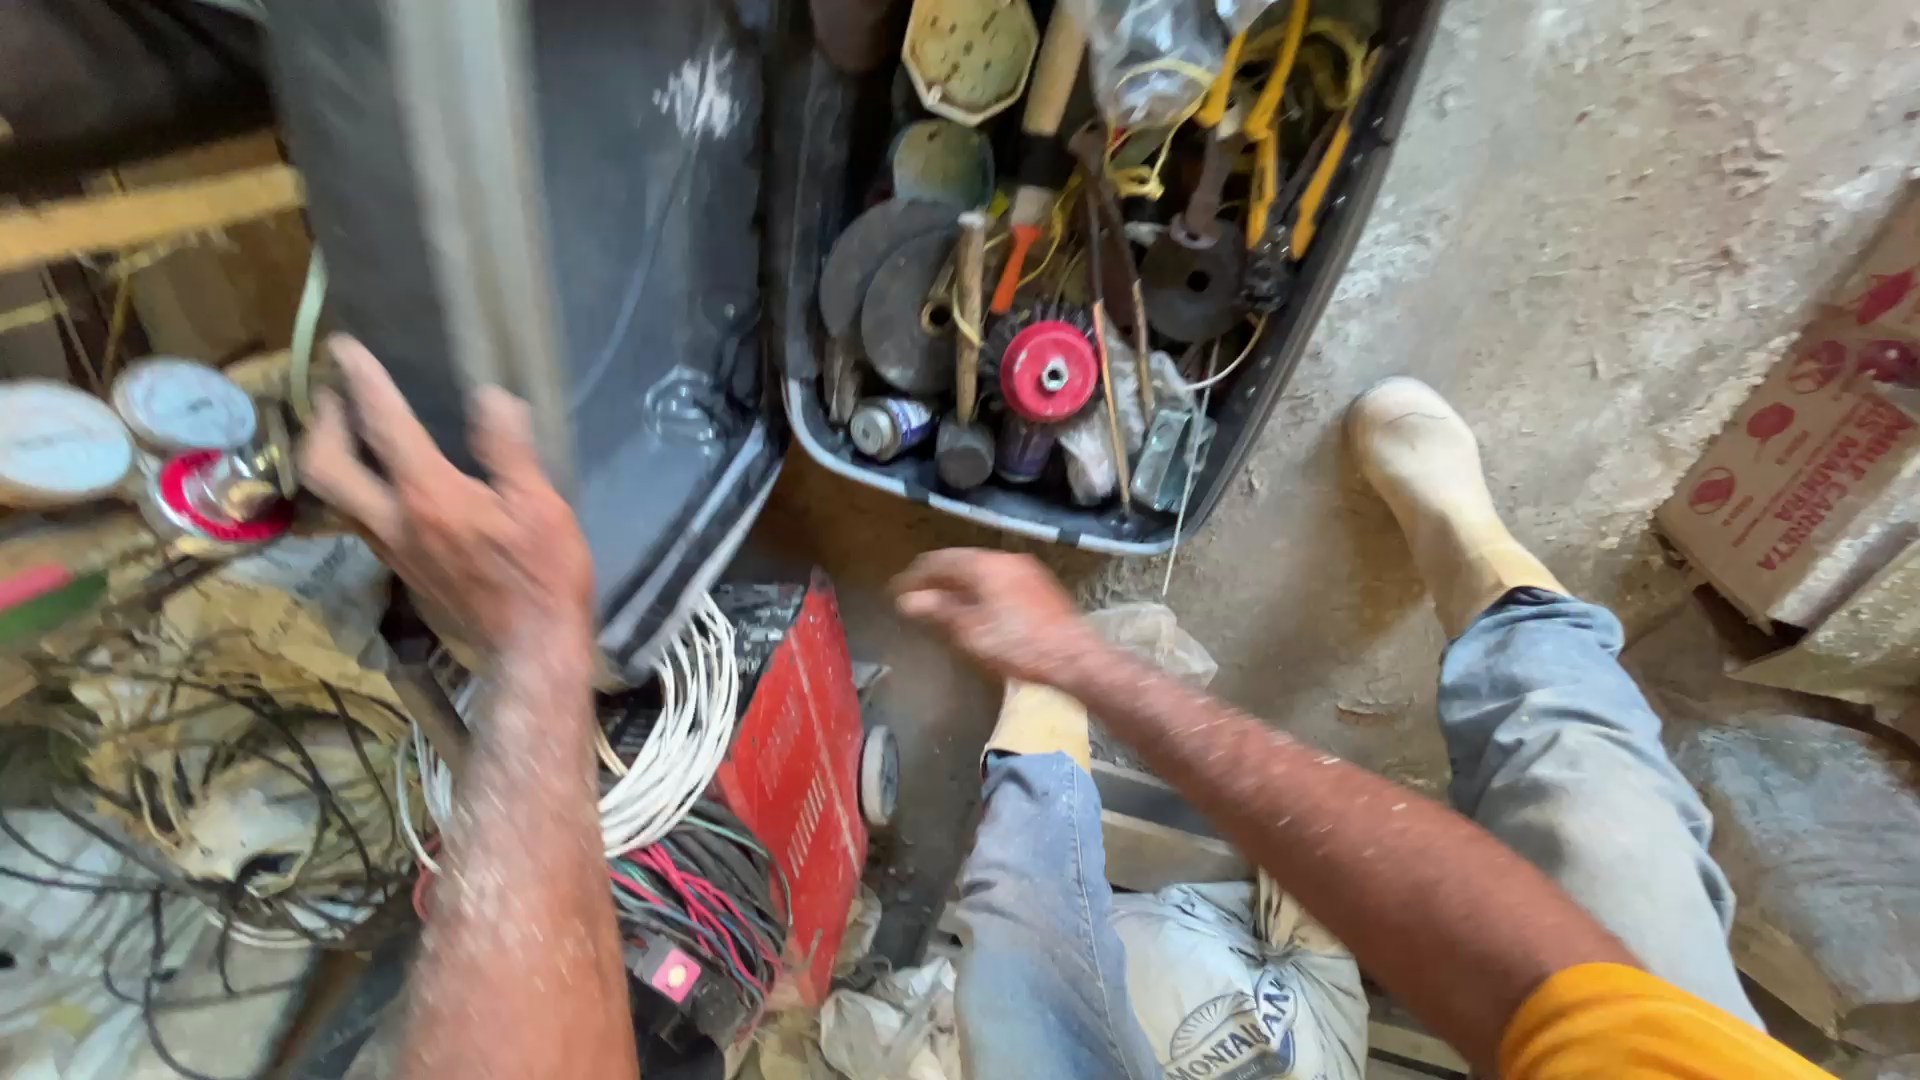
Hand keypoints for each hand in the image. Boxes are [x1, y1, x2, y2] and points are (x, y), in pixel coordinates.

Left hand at [298, 335, 593, 657]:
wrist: (530, 645)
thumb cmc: (545, 574)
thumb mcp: (542, 507)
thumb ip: (510, 451)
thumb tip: (491, 397)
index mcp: (430, 497)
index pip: (386, 428)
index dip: (364, 383)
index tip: (345, 348)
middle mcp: (393, 520)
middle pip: (325, 466)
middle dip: (322, 422)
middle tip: (334, 394)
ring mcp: (392, 550)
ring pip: (335, 496)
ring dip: (331, 455)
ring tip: (349, 432)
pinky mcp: (403, 571)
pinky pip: (360, 519)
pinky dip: (358, 488)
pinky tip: (385, 486)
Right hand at [890, 549, 1105, 687]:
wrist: (1075, 658)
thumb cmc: (1019, 646)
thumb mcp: (971, 632)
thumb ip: (939, 611)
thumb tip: (909, 600)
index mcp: (985, 564)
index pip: (939, 561)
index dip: (916, 576)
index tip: (898, 591)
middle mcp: (1006, 559)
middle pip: (961, 563)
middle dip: (937, 580)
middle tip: (917, 598)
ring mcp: (1026, 570)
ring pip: (982, 571)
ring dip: (959, 586)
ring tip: (942, 606)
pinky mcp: (1039, 586)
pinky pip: (999, 580)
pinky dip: (980, 590)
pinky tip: (975, 609)